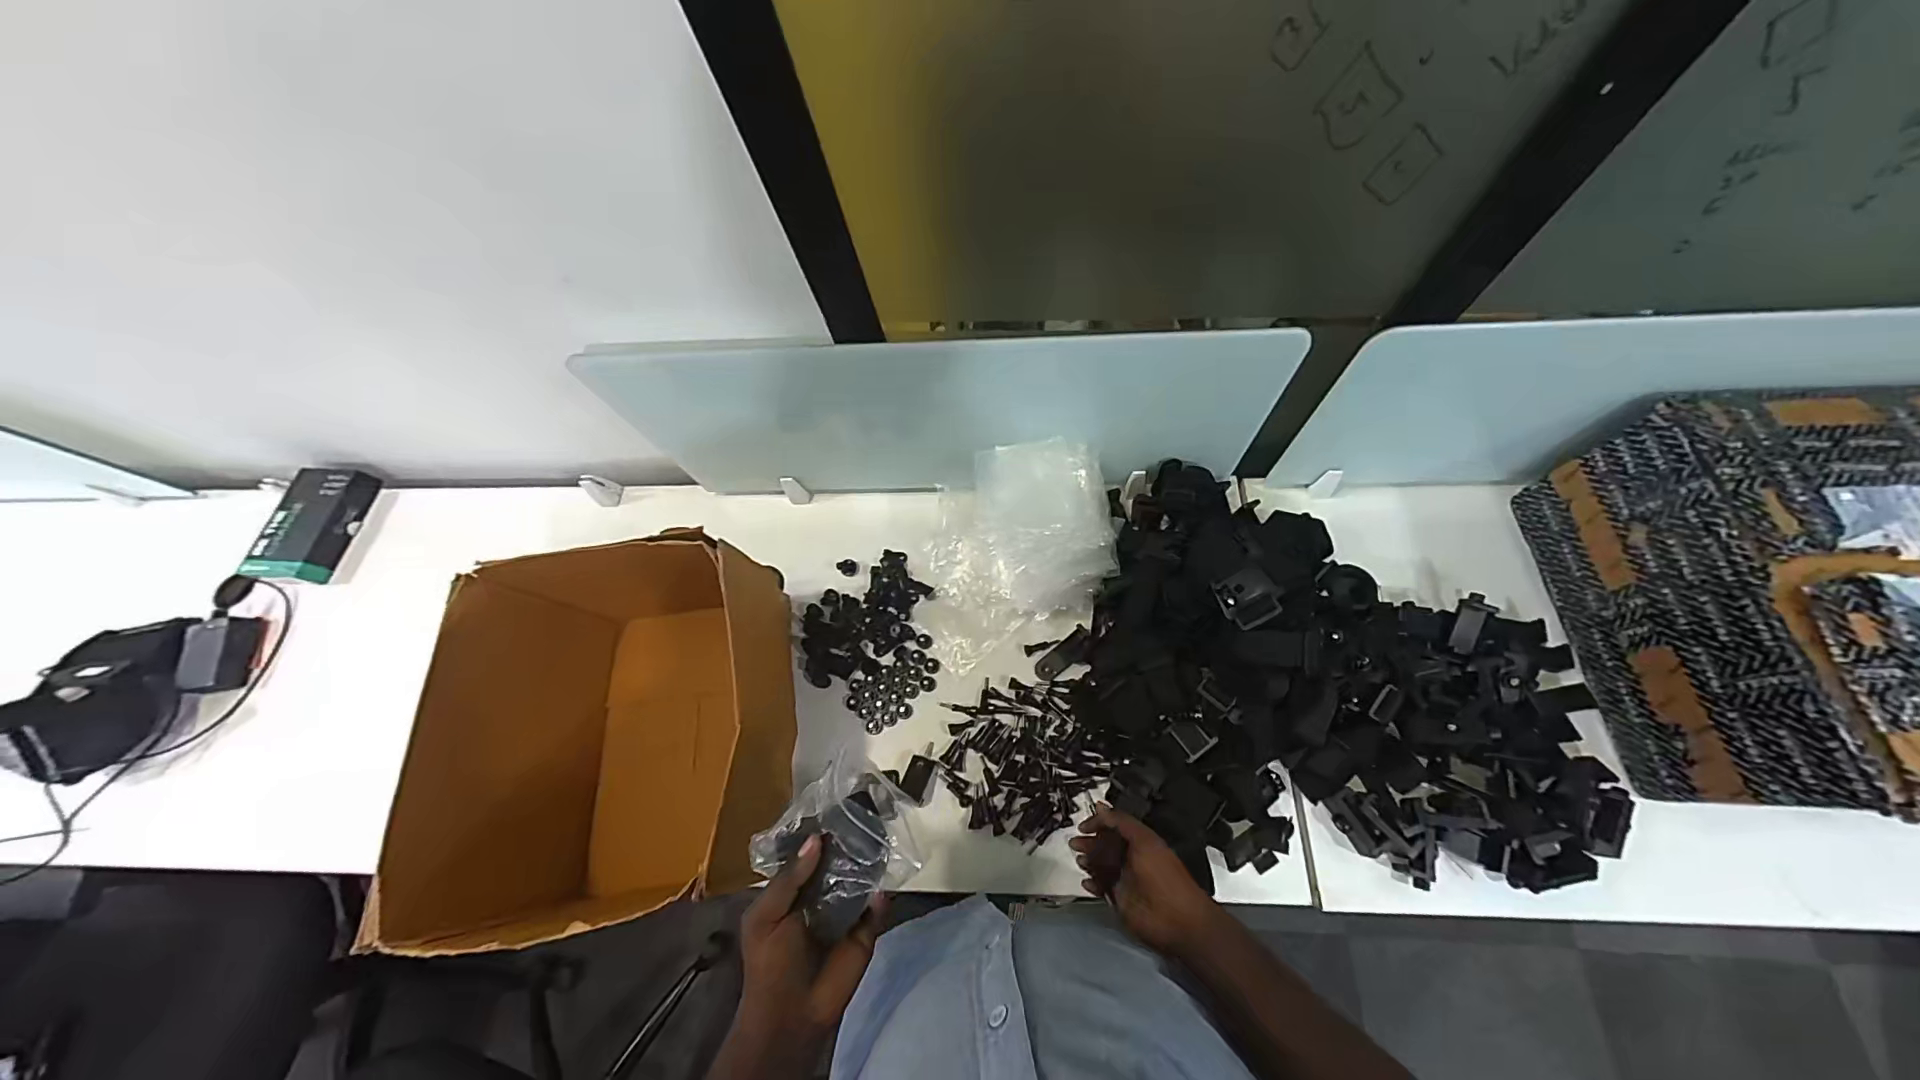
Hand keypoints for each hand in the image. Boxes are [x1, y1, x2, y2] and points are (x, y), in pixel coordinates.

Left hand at [719, 834, 887, 1074]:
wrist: (789, 1015)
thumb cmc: (767, 962)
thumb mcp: (764, 917)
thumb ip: (788, 879)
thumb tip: (817, 839)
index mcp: (794, 887)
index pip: (810, 852)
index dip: (821, 831)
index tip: (838, 803)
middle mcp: (823, 891)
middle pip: (840, 860)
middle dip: (850, 840)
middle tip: (867, 810)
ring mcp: (847, 909)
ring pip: (861, 877)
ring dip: (870, 860)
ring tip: (882, 832)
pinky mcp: (865, 929)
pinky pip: (878, 907)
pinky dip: (882, 894)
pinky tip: (885, 877)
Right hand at [1070, 804, 1223, 959]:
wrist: (1178, 921)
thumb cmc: (1166, 879)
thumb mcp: (1144, 841)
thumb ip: (1122, 822)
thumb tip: (1102, 808)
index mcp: (1141, 842)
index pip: (1116, 826)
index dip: (1100, 822)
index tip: (1085, 825)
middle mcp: (1133, 859)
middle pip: (1106, 845)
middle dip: (1090, 842)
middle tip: (1077, 843)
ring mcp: (1127, 879)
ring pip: (1102, 866)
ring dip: (1089, 862)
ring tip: (1081, 861)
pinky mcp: (1121, 899)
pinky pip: (1102, 888)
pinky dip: (1093, 884)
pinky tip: (1088, 883)